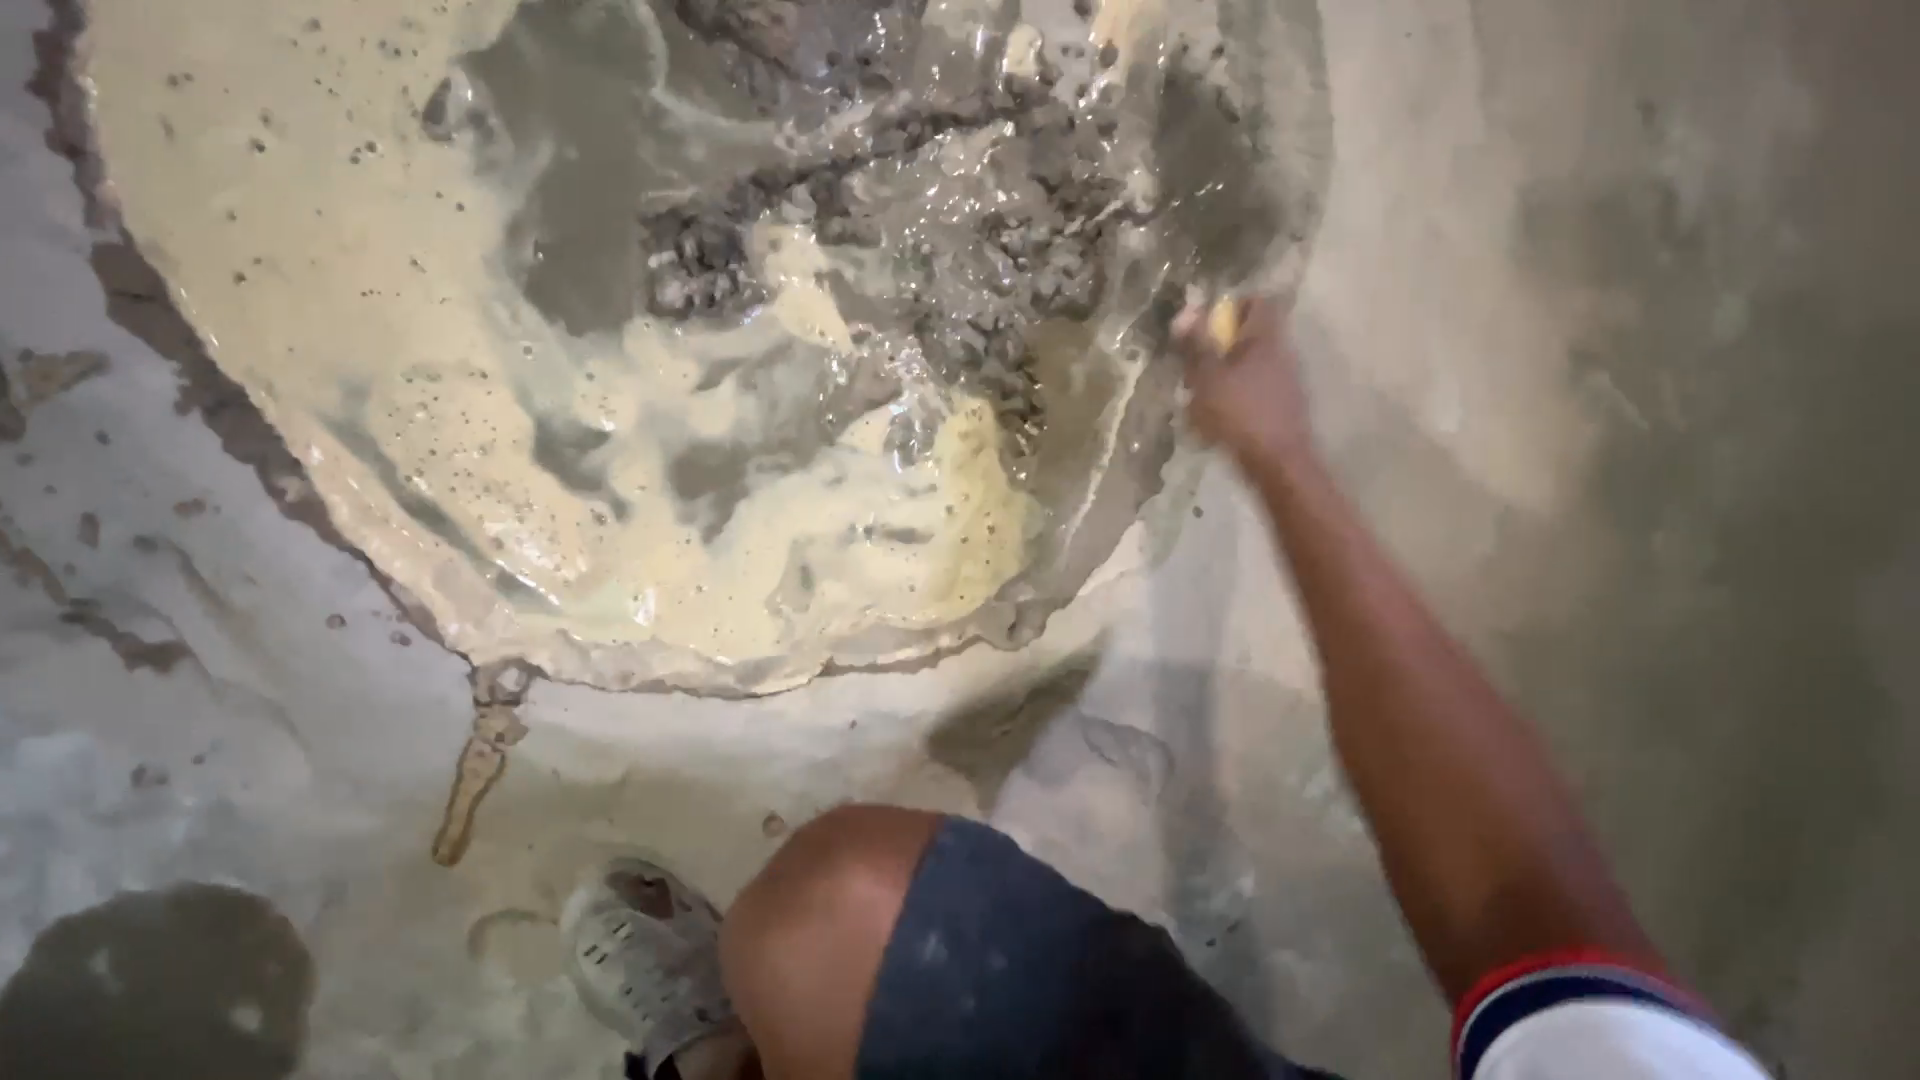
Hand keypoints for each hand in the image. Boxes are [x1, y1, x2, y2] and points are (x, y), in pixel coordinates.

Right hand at [1172, 296, 1313, 466]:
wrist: (1278, 463)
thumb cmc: (1239, 414)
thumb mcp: (1207, 377)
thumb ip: (1196, 344)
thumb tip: (1186, 310)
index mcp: (1266, 338)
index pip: (1257, 301)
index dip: (1230, 307)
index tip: (1204, 327)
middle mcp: (1283, 353)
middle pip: (1251, 337)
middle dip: (1220, 349)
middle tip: (1194, 369)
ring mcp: (1288, 382)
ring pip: (1251, 366)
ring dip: (1225, 377)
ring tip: (1200, 400)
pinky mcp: (1285, 408)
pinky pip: (1256, 392)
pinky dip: (1236, 400)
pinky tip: (1218, 423)